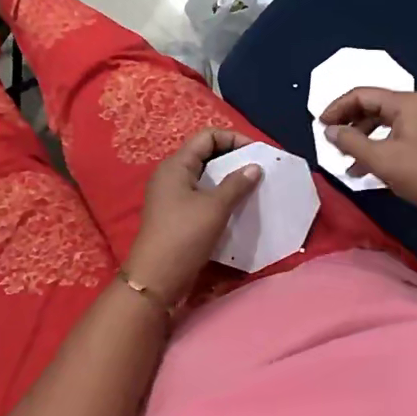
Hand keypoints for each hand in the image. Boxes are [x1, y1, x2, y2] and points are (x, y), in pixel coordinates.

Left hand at [123, 129, 262, 306]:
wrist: (156, 278)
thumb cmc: (184, 236)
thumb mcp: (214, 208)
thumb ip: (236, 184)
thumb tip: (254, 167)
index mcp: (176, 165)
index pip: (207, 137)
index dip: (234, 139)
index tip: (258, 154)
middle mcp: (171, 175)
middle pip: (206, 155)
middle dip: (234, 160)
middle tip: (260, 171)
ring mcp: (172, 196)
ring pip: (205, 177)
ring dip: (229, 180)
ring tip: (254, 189)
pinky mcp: (176, 215)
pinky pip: (202, 196)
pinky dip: (220, 197)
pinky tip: (238, 208)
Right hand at [318, 88, 416, 219]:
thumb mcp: (381, 160)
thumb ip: (350, 142)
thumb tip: (328, 131)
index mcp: (407, 103)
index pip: (362, 95)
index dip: (337, 108)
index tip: (320, 126)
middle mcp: (416, 105)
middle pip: (372, 106)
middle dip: (348, 122)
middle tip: (330, 140)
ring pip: (381, 121)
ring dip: (360, 137)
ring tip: (345, 157)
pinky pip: (393, 133)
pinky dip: (376, 145)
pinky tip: (364, 166)